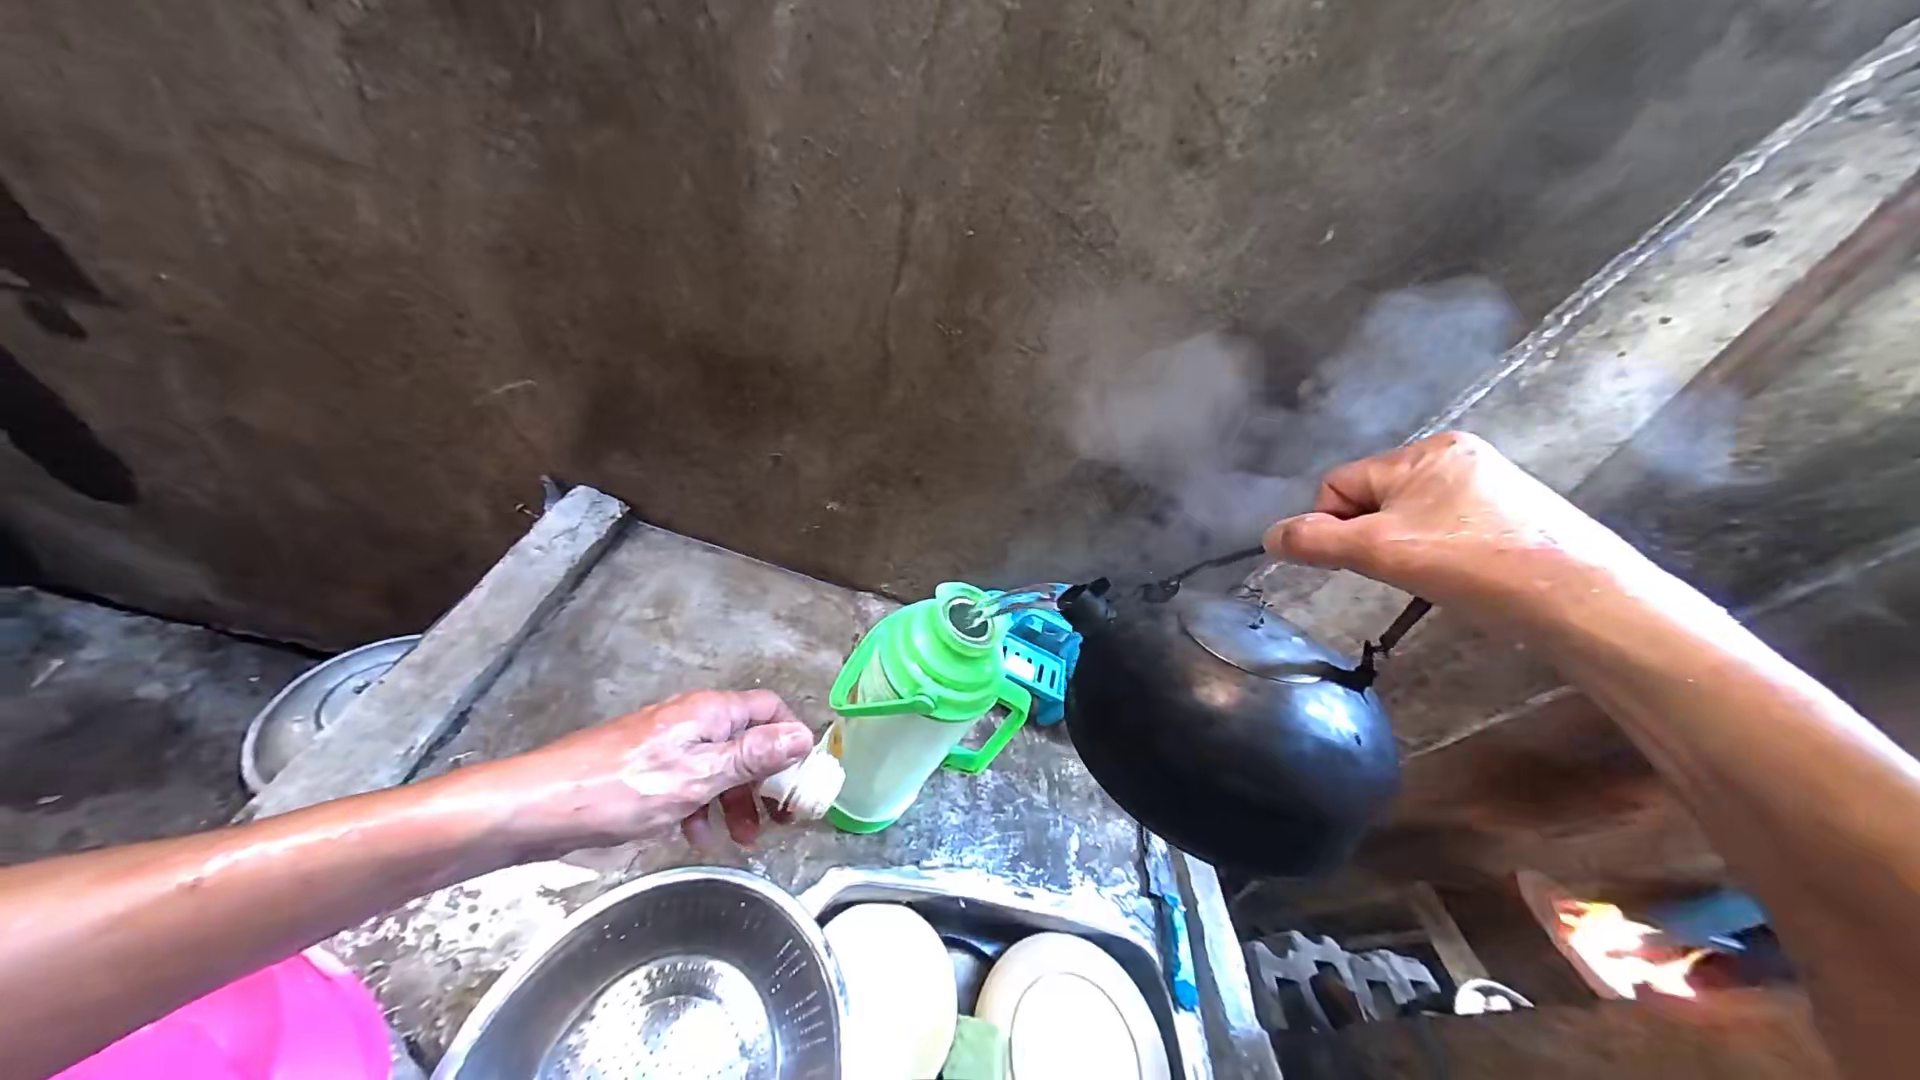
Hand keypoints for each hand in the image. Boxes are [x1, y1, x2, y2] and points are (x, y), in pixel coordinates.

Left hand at [481, 690, 814, 855]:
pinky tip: (696, 835)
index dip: (791, 738)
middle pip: (749, 739)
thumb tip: (802, 736)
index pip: (770, 709)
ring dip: (737, 798)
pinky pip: (691, 780)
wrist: (535, 807)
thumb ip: (752, 757)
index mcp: (711, 713)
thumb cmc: (621, 790)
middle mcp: (694, 720)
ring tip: (743, 837)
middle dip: (767, 777)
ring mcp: (669, 743)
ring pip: (721, 764)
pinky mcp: (648, 767)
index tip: (801, 778)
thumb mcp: (696, 777)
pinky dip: (703, 805)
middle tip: (779, 817)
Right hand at [1262, 432, 1647, 615]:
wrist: (1583, 602)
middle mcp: (1456, 455)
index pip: (1339, 484)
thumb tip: (1270, 536)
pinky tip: (1458, 572)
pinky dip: (1435, 550)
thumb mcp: (1377, 551)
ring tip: (1431, 573)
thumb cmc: (1472, 565)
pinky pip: (1443, 525)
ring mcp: (1489, 482)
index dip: (1333, 524)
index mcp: (1422, 452)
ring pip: (1405, 515)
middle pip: (1371, 497)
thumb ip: (1314, 540)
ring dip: (1400, 545)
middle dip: (1370, 535)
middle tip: (1398, 568)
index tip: (1359, 559)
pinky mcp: (1511, 511)